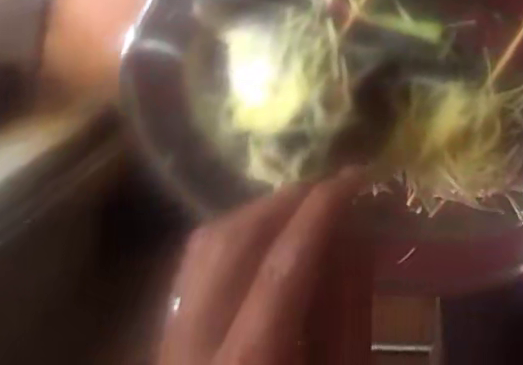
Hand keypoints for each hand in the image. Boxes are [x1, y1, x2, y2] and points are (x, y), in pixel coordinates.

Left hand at [160, 172, 369, 364]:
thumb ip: (349, 307)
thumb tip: (355, 231)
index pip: (285, 263)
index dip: (324, 208)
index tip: (359, 175)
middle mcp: (193, 355)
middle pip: (233, 243)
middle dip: (289, 200)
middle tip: (334, 187)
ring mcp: (167, 352)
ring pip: (204, 248)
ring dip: (258, 213)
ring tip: (304, 207)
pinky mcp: (163, 350)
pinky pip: (193, 271)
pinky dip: (232, 239)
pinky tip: (266, 240)